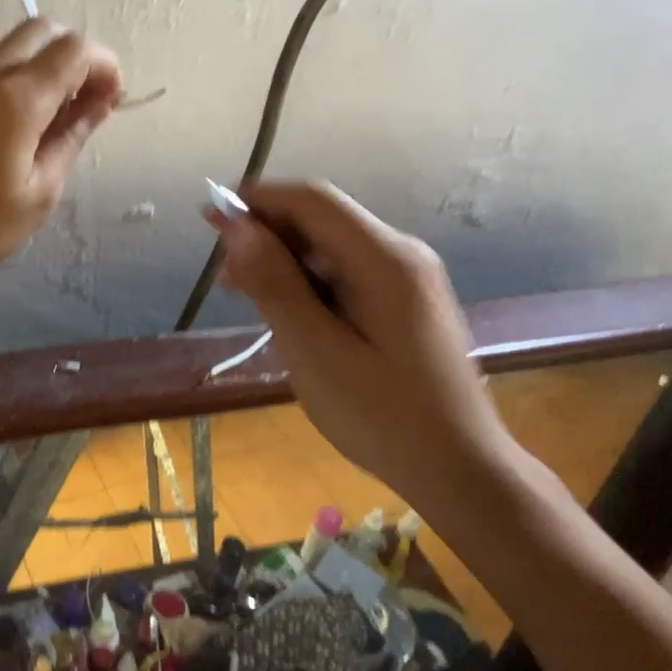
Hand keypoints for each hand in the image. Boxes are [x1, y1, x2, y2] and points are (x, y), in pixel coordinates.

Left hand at [0, 18, 122, 301]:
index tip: (112, 99)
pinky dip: (10, 82)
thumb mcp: (37, 195)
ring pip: (8, 49)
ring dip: (39, 68)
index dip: (104, 65)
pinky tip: (10, 129)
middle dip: (74, 55)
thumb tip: (97, 104)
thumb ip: (69, 139)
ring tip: (49, 121)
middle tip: (84, 102)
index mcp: (15, 99)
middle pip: (40, 31)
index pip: (74, 48)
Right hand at [209, 180, 513, 501]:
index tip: (210, 219)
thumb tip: (235, 226)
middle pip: (320, 220)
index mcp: (384, 258)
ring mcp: (406, 277)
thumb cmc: (382, 414)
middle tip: (224, 278)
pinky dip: (306, 281)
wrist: (460, 470)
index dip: (257, 200)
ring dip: (282, 261)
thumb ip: (274, 283)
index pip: (311, 200)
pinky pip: (344, 271)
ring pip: (329, 246)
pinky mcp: (403, 300)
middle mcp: (400, 254)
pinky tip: (285, 313)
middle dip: (266, 235)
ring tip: (245, 298)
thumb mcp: (314, 350)